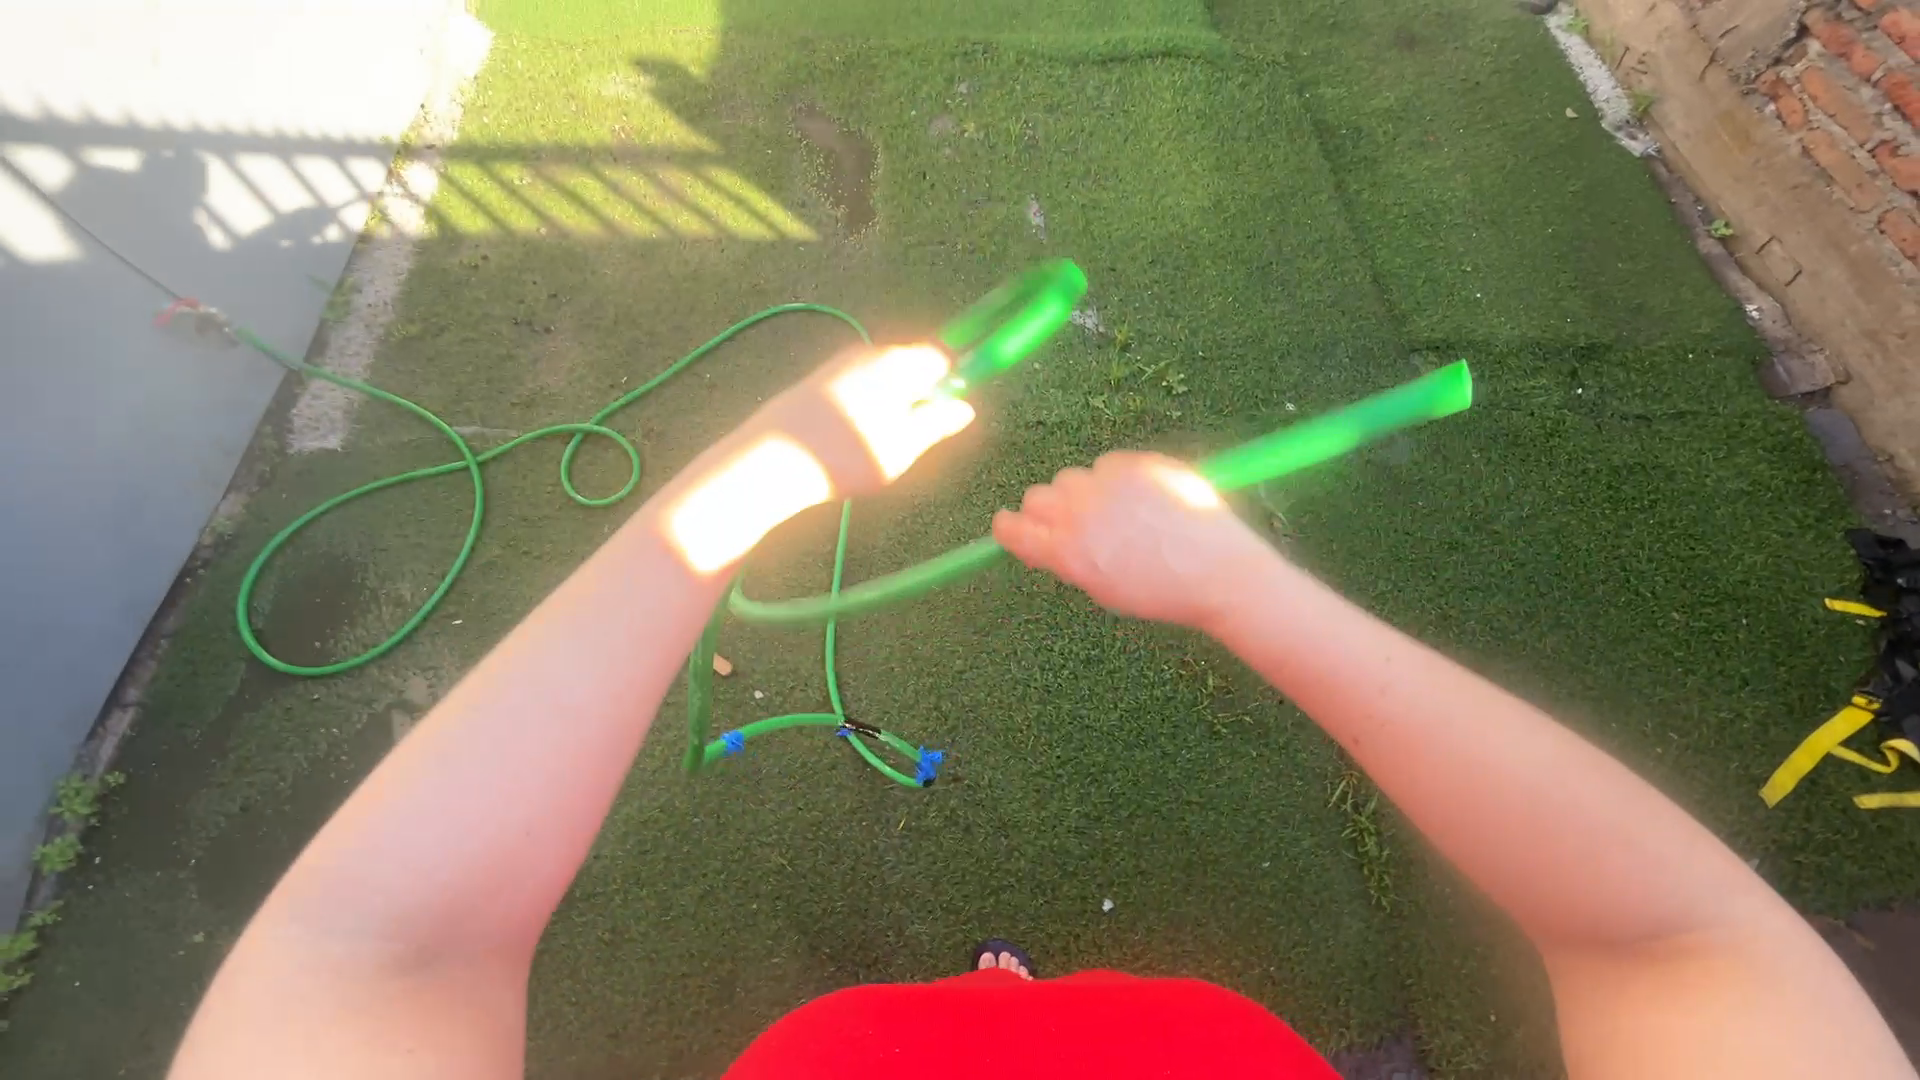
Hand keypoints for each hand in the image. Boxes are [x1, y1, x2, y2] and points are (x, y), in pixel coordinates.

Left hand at [661, 345, 974, 573]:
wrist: (773, 460)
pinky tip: (848, 442)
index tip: (952, 409)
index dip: (954, 379)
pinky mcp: (814, 383)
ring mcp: (837, 365)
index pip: (940, 355)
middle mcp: (867, 353)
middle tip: (916, 438)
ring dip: (890, 405)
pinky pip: (854, 388)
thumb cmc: (850, 456)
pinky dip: (863, 409)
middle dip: (921, 393)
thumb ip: (938, 422)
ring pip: (880, 378)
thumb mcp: (906, 447)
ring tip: (878, 447)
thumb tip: (965, 408)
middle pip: (909, 363)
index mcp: (897, 362)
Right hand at [992, 451, 1274, 630]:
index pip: (1012, 529)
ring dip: (1080, 492)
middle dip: (1046, 510)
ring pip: (1070, 478)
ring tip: (1114, 512)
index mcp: (1067, 553)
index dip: (1008, 527)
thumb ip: (1067, 560)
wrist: (1218, 571)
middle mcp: (1079, 515)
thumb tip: (1043, 538)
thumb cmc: (1159, 590)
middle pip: (1036, 497)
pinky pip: (1106, 464)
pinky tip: (1140, 499)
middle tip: (1071, 523)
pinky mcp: (1134, 465)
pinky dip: (1113, 479)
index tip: (1012, 525)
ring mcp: (1106, 486)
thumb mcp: (1102, 589)